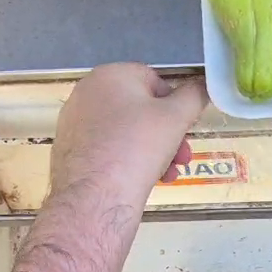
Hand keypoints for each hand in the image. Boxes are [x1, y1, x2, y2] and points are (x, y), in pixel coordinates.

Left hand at [49, 63, 205, 211]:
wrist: (95, 196)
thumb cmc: (138, 148)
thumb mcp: (177, 118)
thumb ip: (194, 96)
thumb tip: (201, 86)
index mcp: (110, 75)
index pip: (154, 81)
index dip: (175, 107)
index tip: (184, 131)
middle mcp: (86, 92)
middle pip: (139, 110)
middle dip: (166, 135)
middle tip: (181, 159)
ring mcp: (74, 122)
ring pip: (125, 132)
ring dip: (152, 151)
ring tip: (166, 175)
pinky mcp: (70, 150)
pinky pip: (107, 148)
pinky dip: (126, 160)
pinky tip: (140, 181)